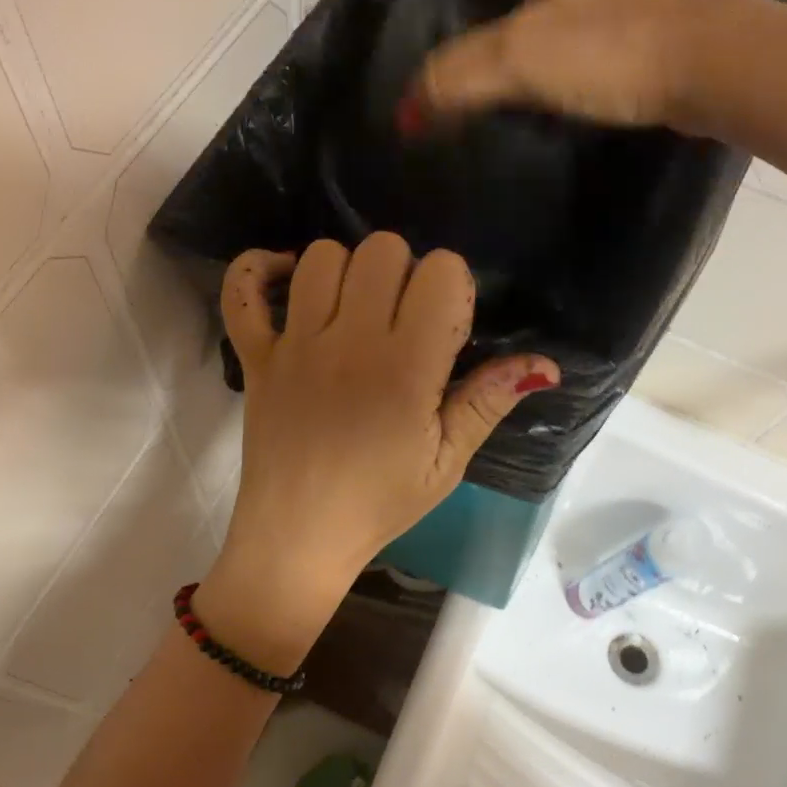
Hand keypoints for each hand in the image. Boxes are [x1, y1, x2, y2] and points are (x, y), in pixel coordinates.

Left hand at [204, 235, 558, 632]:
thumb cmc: (379, 504)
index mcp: (405, 367)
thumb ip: (488, 403)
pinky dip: (257, 272)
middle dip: (403, 273)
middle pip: (382, 249)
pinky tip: (285, 282)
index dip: (452, 290)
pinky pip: (242, 291)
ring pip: (322, 256)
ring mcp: (295, 345)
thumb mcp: (446, 463)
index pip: (440, 271)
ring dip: (346, 272)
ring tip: (353, 311)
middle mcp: (348, 342)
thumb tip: (544, 363)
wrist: (298, 537)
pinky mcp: (256, 356)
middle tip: (402, 321)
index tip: (445, 331)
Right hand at [412, 0, 760, 130]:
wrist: (721, 64)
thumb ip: (454, 79)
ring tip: (487, 52)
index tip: (420, 4)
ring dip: (521, 5)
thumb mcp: (519, 58)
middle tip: (448, 33)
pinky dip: (557, 23)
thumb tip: (404, 114)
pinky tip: (546, 57)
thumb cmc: (615, 45)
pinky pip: (584, 1)